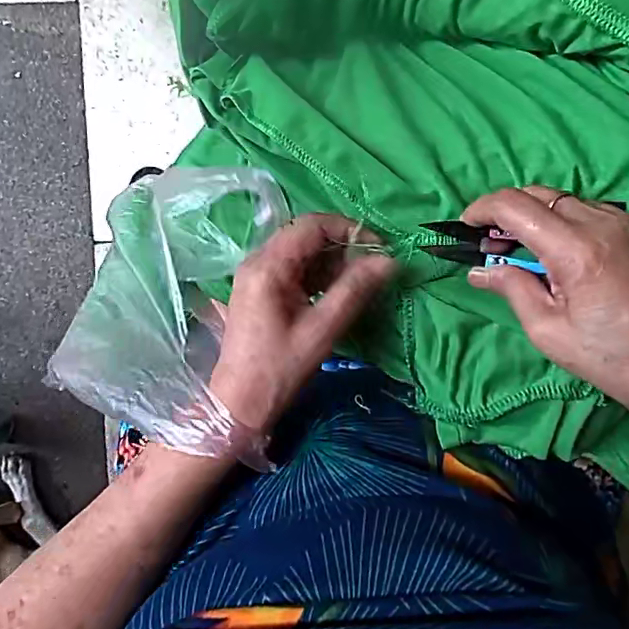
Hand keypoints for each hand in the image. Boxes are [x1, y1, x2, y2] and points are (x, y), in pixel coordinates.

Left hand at [209, 213, 396, 435]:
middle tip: (371, 269)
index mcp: (268, 266)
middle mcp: (257, 261)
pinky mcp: (259, 288)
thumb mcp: (322, 330)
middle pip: (305, 235)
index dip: (349, 229)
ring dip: (332, 261)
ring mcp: (256, 274)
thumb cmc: (279, 369)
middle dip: (342, 246)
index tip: (378, 249)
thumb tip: (389, 261)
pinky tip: (336, 294)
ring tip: (358, 284)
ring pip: (301, 251)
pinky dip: (318, 274)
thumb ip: (354, 290)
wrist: (239, 403)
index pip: (312, 225)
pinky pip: (293, 268)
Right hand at [462, 187, 628, 425]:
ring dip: (540, 218)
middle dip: (508, 213)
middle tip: (495, 247)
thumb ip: (511, 288)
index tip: (467, 226)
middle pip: (540, 195)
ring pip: (567, 201)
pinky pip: (596, 211)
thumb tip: (480, 271)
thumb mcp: (547, 329)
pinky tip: (570, 256)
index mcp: (576, 249)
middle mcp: (603, 224)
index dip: (482, 209)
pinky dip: (571, 223)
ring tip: (533, 255)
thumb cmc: (609, 357)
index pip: (515, 205)